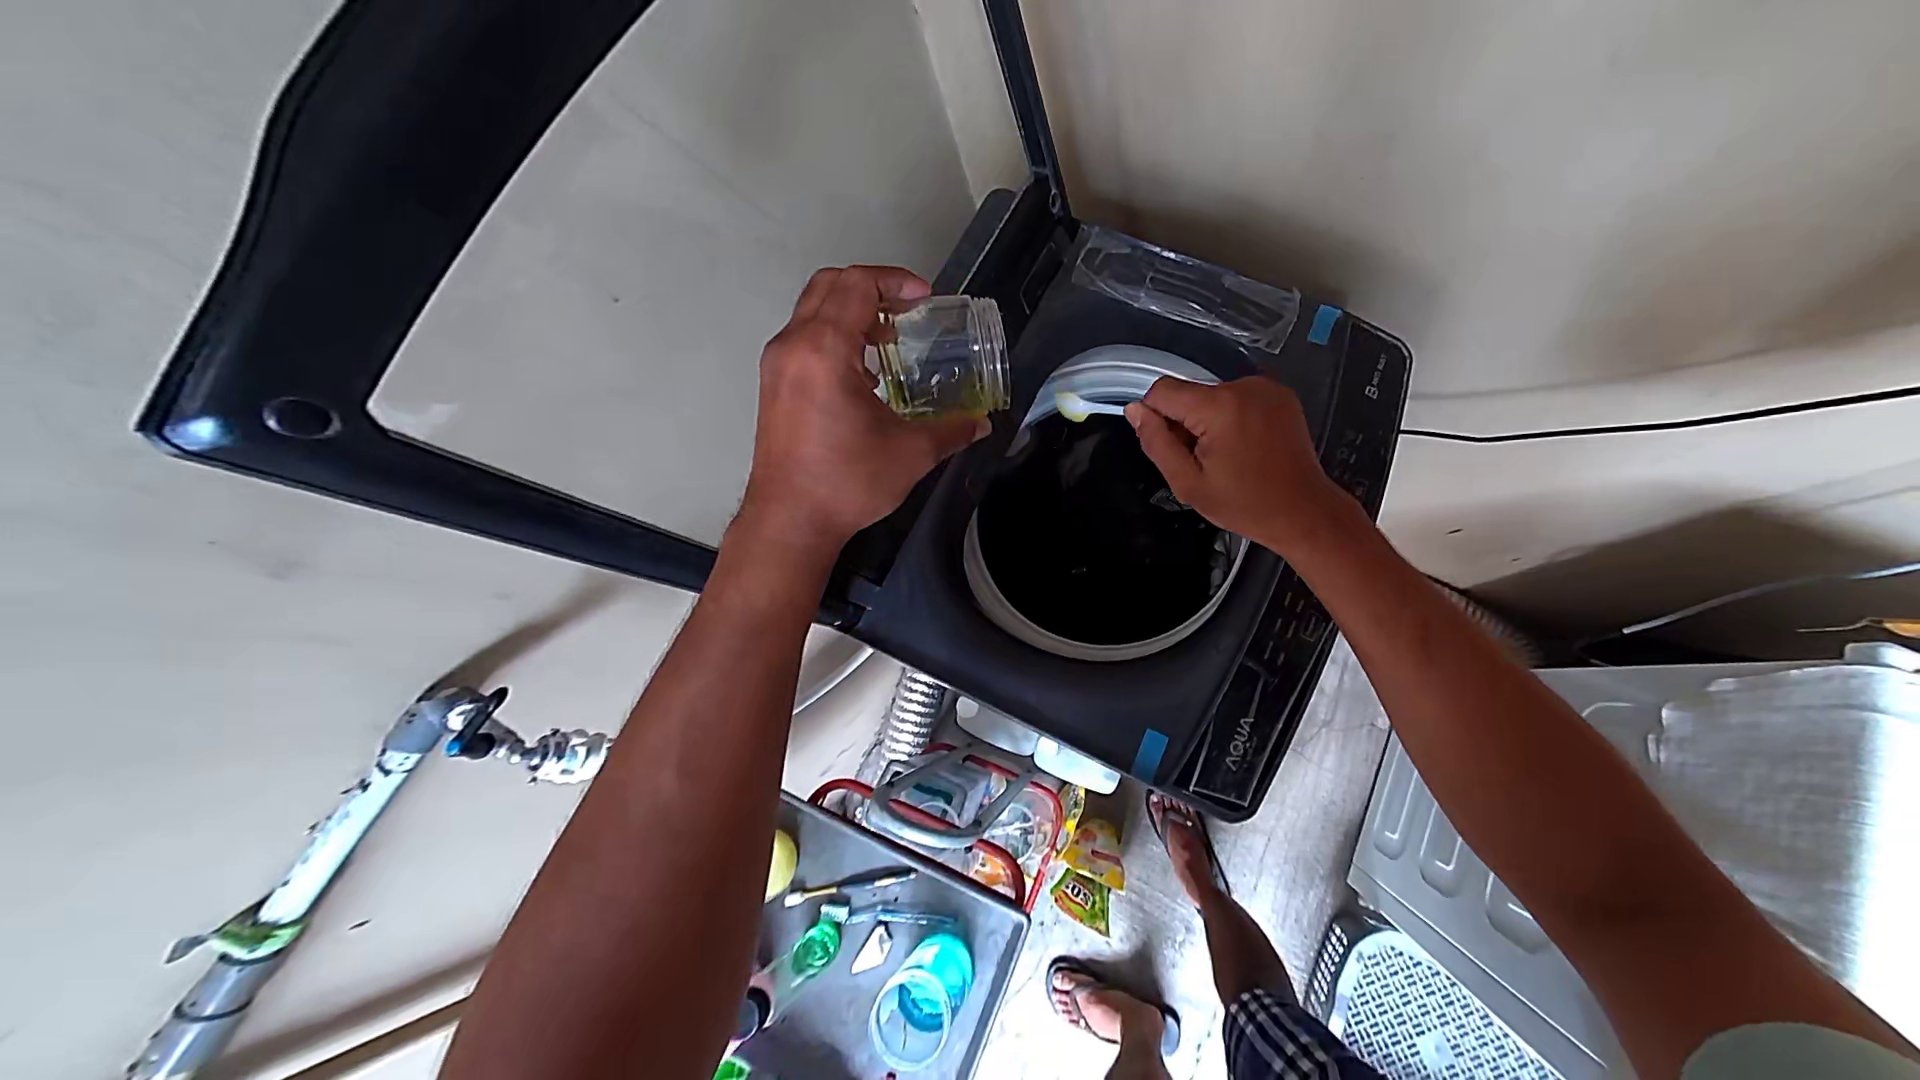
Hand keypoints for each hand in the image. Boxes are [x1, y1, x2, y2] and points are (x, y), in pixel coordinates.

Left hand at [738, 266, 986, 552]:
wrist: (790, 521)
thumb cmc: (845, 483)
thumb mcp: (910, 453)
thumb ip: (951, 430)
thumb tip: (979, 423)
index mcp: (823, 350)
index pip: (856, 284)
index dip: (895, 281)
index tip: (924, 298)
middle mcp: (792, 347)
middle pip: (829, 286)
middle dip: (872, 289)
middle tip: (907, 311)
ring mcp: (777, 367)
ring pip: (812, 311)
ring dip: (852, 313)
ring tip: (887, 341)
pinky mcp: (773, 387)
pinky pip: (804, 340)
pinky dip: (834, 338)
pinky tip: (863, 375)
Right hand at [1123, 376, 1355, 554]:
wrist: (1303, 511)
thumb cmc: (1247, 504)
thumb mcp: (1187, 482)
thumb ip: (1156, 442)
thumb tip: (1135, 410)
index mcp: (1220, 407)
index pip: (1162, 390)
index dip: (1155, 418)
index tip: (1172, 447)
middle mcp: (1244, 387)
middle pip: (1188, 393)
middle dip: (1185, 424)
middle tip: (1203, 461)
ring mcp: (1265, 388)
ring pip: (1209, 396)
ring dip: (1207, 422)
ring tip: (1226, 457)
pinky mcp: (1278, 394)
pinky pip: (1235, 397)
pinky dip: (1229, 418)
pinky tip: (1242, 447)